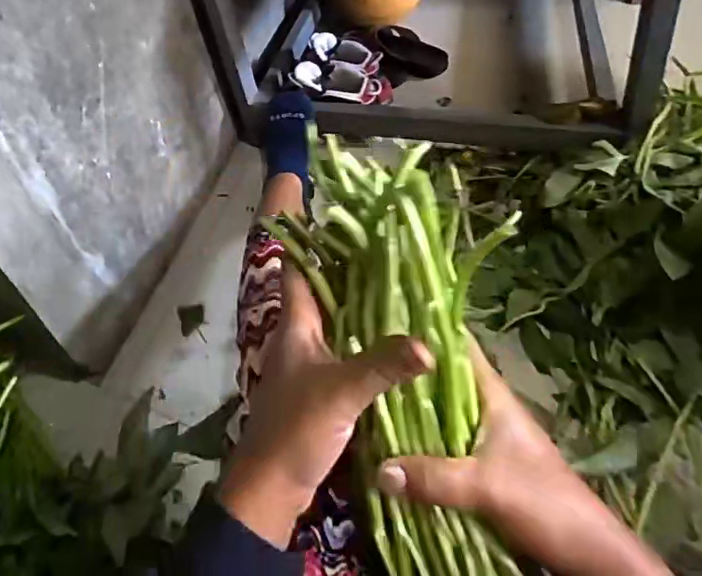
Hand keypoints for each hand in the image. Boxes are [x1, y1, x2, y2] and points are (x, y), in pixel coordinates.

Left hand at [218, 265, 431, 547]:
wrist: (273, 483)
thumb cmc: (296, 425)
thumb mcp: (342, 391)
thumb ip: (382, 365)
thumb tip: (429, 343)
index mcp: (296, 323)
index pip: (299, 269)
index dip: (311, 242)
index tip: (337, 218)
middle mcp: (300, 334)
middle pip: (321, 291)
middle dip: (346, 271)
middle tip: (383, 249)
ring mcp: (308, 360)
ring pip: (334, 320)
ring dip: (357, 305)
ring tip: (395, 287)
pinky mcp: (320, 386)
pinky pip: (342, 348)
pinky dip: (362, 339)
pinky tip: (389, 340)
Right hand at [377, 341, 669, 575]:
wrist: (589, 555)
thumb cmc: (545, 502)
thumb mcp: (487, 487)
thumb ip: (434, 477)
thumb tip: (378, 468)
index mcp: (490, 391)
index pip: (455, 341)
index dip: (423, 323)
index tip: (384, 312)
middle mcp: (484, 404)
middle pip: (438, 373)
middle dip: (404, 365)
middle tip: (362, 355)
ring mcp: (483, 433)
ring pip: (437, 406)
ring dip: (409, 402)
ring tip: (365, 390)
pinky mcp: (480, 462)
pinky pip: (440, 437)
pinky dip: (418, 433)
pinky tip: (390, 436)